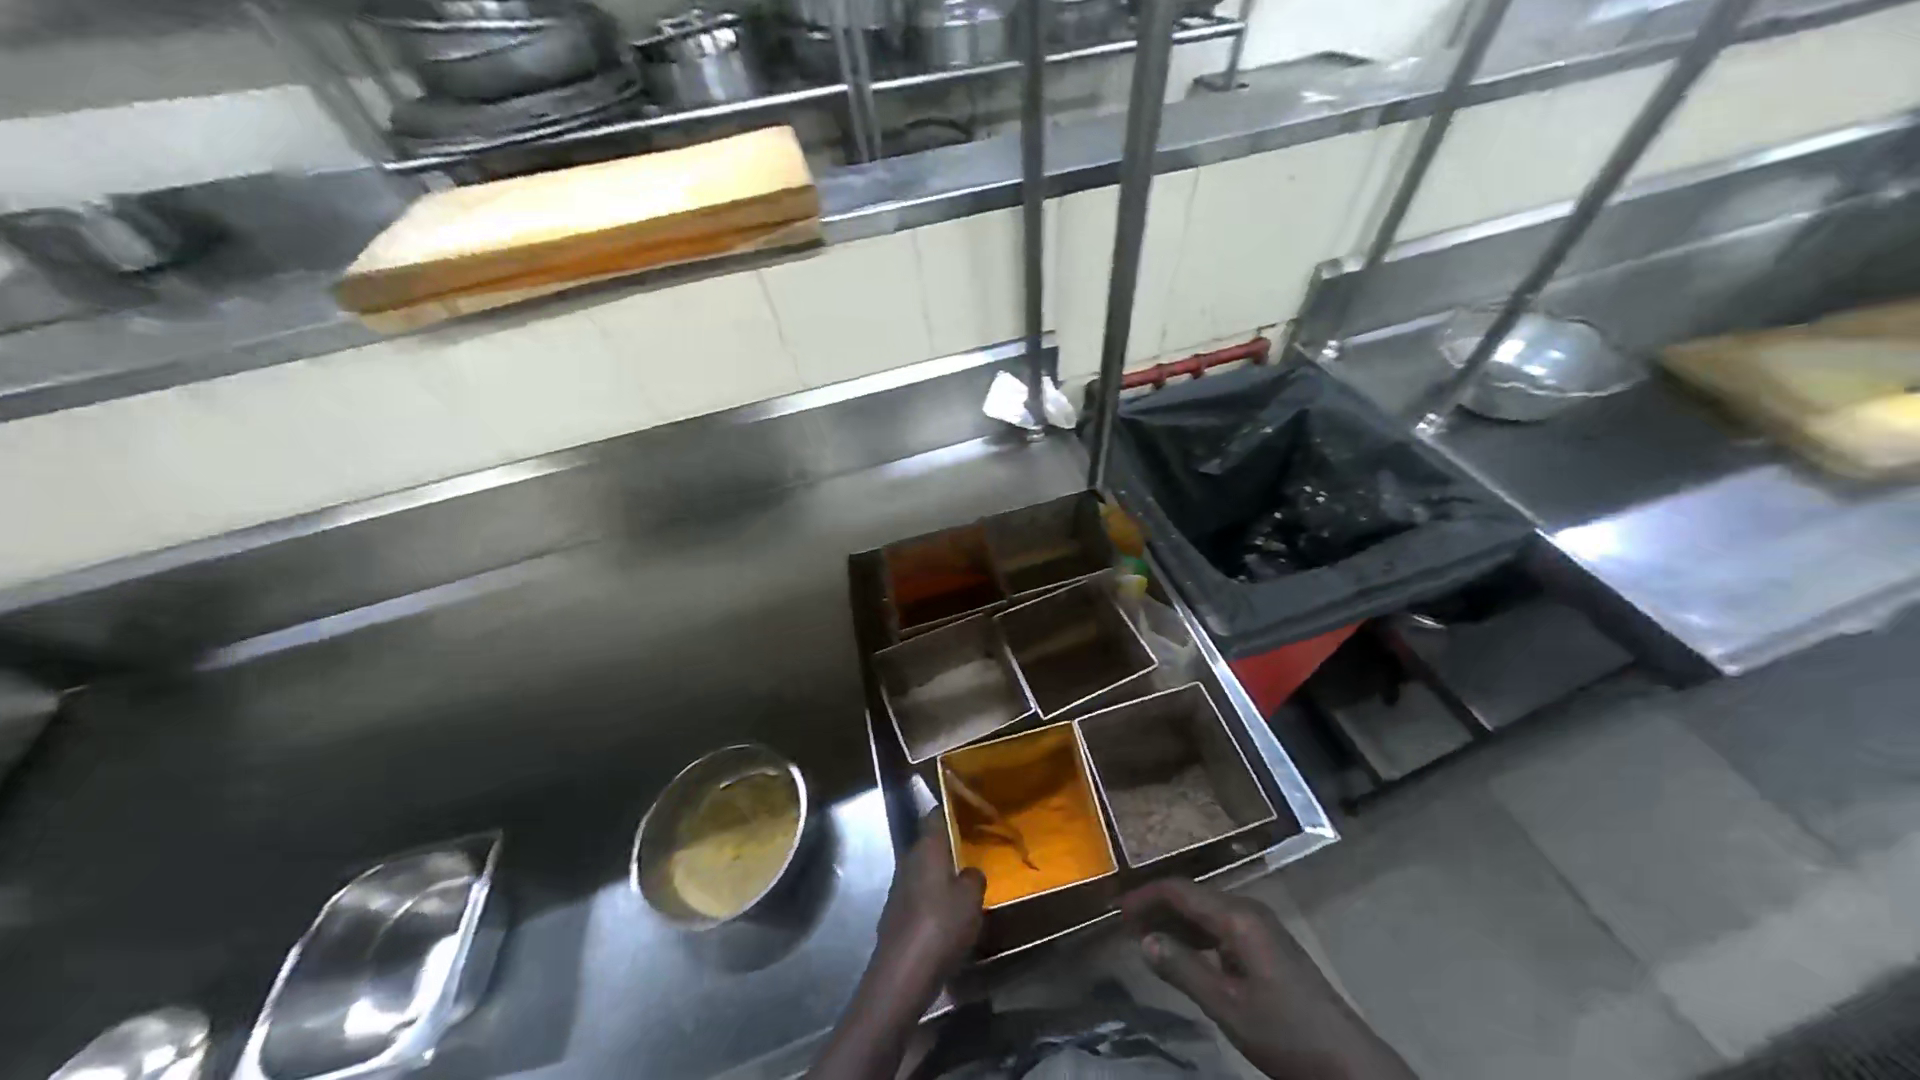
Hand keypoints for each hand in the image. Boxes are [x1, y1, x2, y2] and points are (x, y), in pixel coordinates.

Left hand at [807, 817, 983, 1079]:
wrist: (902, 972)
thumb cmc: (941, 925)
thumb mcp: (971, 899)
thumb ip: (973, 877)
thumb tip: (969, 872)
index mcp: (926, 848)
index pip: (935, 816)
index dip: (951, 811)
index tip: (968, 811)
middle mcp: (908, 861)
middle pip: (929, 843)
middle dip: (948, 845)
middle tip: (973, 849)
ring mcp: (898, 888)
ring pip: (923, 870)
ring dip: (940, 873)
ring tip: (964, 882)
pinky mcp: (895, 913)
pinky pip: (917, 894)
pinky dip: (931, 897)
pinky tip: (946, 914)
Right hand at [1120, 879, 1412, 1079]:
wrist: (1351, 1065)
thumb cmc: (1285, 1033)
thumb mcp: (1226, 1006)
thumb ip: (1182, 969)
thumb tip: (1145, 940)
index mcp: (1238, 917)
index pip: (1180, 890)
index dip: (1145, 896)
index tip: (1115, 909)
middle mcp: (1250, 911)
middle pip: (1193, 896)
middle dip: (1158, 908)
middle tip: (1126, 927)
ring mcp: (1262, 928)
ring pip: (1207, 912)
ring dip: (1176, 922)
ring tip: (1148, 941)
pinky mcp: (1269, 947)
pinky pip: (1222, 928)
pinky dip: (1196, 936)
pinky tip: (1184, 955)